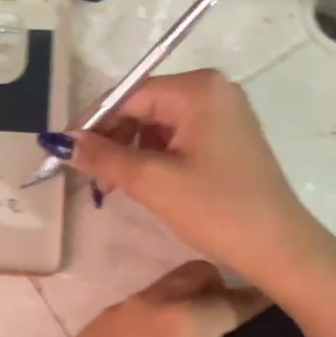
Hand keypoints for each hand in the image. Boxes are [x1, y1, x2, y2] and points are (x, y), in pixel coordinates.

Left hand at [27, 261, 272, 336]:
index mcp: (184, 322)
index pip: (233, 299)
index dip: (259, 304)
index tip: (277, 310)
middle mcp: (149, 304)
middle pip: (197, 275)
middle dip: (222, 290)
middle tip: (237, 326)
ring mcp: (117, 312)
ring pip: (165, 287)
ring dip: (189, 301)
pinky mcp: (95, 326)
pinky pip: (139, 306)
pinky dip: (159, 315)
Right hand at [71, 69, 317, 280]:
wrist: (277, 247)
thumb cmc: (215, 208)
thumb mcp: (152, 181)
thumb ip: (102, 156)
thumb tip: (58, 142)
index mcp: (198, 89)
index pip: (128, 95)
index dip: (91, 123)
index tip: (62, 152)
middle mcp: (213, 91)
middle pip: (142, 107)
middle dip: (110, 139)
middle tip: (88, 177)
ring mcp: (222, 114)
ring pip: (155, 125)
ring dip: (128, 152)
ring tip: (111, 187)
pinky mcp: (225, 139)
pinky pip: (175, 138)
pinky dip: (151, 158)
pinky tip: (140, 183)